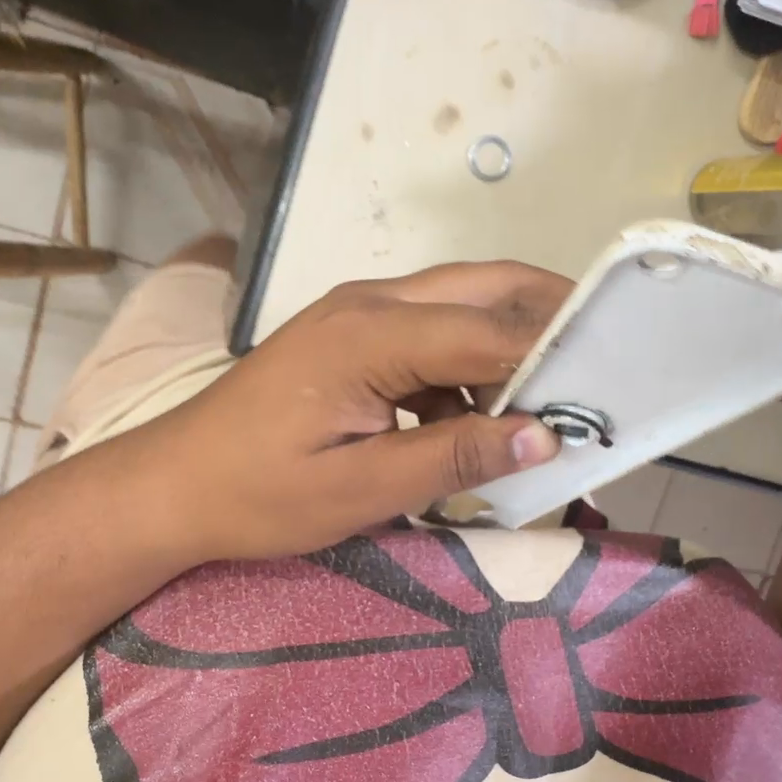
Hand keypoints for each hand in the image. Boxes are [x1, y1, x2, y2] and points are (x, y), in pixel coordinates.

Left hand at [113, 262, 571, 560]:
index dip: (553, 360)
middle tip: (599, 371)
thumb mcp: (360, 490)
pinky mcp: (350, 334)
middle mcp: (371, 302)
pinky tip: (470, 424)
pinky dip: (464, 369)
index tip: (610, 392)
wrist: (172, 485)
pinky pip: (429, 333)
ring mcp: (357, 312)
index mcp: (372, 334)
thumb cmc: (257, 495)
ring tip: (542, 410)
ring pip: (460, 305)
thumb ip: (454, 457)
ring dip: (505, 349)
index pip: (490, 331)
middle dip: (546, 321)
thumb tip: (546, 436)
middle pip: (484, 287)